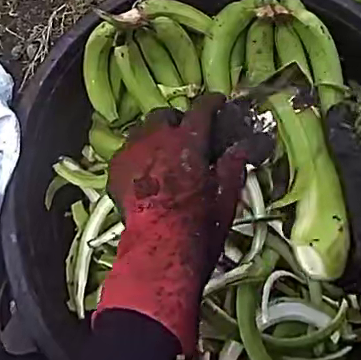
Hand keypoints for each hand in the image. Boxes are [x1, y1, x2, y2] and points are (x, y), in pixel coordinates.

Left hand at [96, 93, 245, 355]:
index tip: (218, 103)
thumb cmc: (198, 230)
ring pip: (143, 131)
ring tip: (164, 156)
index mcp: (188, 141)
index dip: (212, 102)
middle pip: (165, 115)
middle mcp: (157, 139)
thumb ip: (233, 165)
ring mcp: (132, 153)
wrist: (157, 257)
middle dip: (177, 121)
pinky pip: (127, 153)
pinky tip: (147, 175)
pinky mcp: (115, 171)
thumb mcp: (225, 198)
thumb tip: (245, 145)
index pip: (202, 108)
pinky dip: (139, 157)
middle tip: (187, 137)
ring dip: (156, 137)